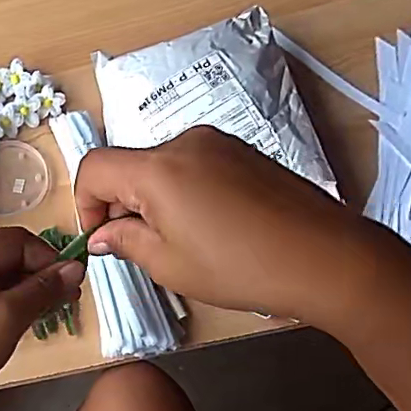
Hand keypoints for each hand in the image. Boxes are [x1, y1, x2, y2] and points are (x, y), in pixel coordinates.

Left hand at [0, 227, 84, 405]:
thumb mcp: (6, 318)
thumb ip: (42, 289)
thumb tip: (77, 267)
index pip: (15, 241)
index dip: (48, 258)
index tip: (74, 284)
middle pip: (10, 256)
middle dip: (41, 276)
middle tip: (70, 300)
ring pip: (4, 276)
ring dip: (31, 291)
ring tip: (56, 310)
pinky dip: (15, 302)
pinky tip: (33, 317)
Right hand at [73, 124, 410, 330]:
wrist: (325, 258)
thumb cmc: (240, 267)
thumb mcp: (168, 264)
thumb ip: (124, 241)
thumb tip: (102, 235)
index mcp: (158, 169)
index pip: (94, 168)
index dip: (85, 204)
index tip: (101, 237)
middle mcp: (185, 143)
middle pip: (127, 165)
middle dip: (119, 204)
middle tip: (137, 246)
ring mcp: (218, 143)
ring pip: (159, 167)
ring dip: (151, 200)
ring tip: (178, 240)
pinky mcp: (241, 152)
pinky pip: (191, 166)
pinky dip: (180, 192)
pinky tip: (205, 227)